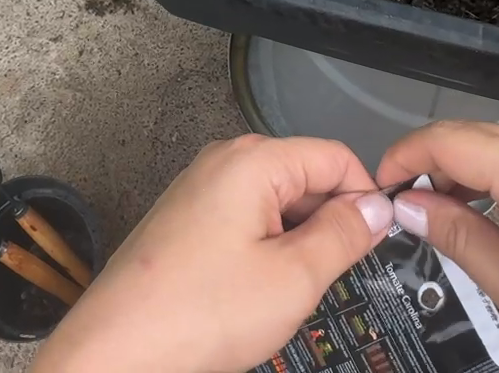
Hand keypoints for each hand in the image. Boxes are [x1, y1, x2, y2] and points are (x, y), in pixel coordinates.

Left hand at [32, 134, 394, 372]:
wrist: (121, 344)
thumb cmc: (200, 309)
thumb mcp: (292, 277)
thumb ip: (342, 235)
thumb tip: (376, 207)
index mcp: (253, 160)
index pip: (333, 155)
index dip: (365, 196)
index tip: (377, 241)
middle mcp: (225, 160)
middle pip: (304, 174)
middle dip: (328, 221)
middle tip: (328, 276)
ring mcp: (203, 184)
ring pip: (277, 199)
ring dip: (297, 238)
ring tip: (286, 289)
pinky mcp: (191, 212)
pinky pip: (248, 214)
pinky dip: (267, 244)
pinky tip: (257, 287)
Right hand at [378, 122, 498, 372]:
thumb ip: (463, 243)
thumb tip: (407, 205)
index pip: (448, 139)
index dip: (403, 157)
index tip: (375, 190)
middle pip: (473, 134)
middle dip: (428, 161)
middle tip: (400, 209)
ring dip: (462, 169)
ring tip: (440, 218)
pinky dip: (497, 179)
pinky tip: (491, 218)